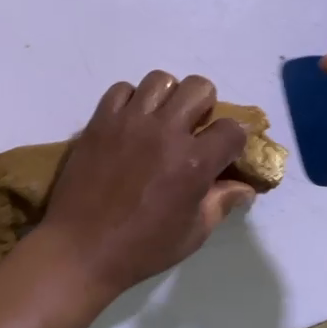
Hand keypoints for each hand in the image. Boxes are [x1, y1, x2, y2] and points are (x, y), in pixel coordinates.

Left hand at [37, 72, 256, 298]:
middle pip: (199, 87)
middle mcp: (165, 131)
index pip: (232, 128)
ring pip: (159, 79)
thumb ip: (220, 202)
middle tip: (194, 128)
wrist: (82, 246)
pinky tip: (130, 123)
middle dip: (205, 105)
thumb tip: (244, 187)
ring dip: (168, 97)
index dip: (234, 139)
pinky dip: (130, 100)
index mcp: (194, 162)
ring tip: (161, 120)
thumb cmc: (142, 248)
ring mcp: (130, 121)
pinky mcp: (100, 120)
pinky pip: (121, 89)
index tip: (224, 151)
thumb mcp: (193, 233)